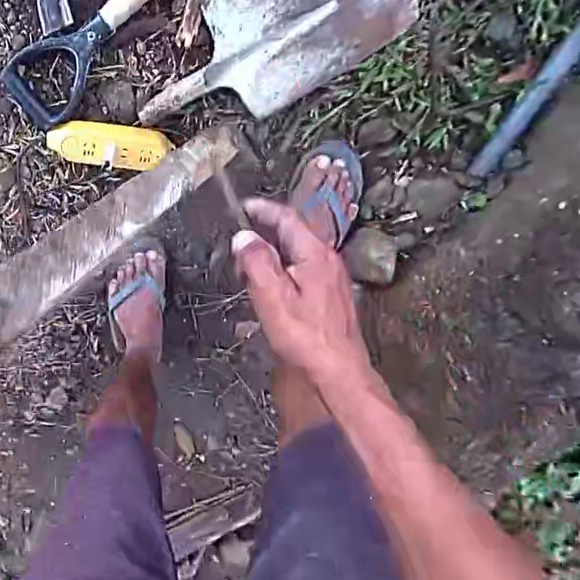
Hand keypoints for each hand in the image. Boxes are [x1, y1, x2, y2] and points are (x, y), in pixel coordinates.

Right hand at [230, 197, 375, 387]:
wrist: (339, 372)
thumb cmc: (306, 339)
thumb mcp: (272, 298)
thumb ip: (256, 263)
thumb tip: (244, 238)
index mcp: (315, 255)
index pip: (287, 218)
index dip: (263, 210)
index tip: (244, 207)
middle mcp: (328, 261)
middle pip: (294, 234)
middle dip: (265, 233)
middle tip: (240, 243)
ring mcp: (333, 278)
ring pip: (298, 253)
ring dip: (273, 253)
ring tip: (249, 267)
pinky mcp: (332, 295)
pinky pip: (304, 269)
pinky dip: (284, 269)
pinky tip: (271, 289)